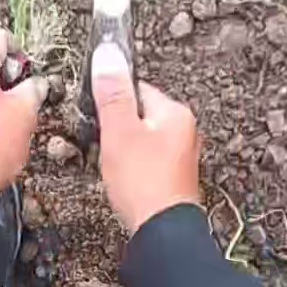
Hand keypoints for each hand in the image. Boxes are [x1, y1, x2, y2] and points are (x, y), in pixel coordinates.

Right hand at [92, 43, 199, 231]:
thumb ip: (112, 94)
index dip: (113, 102)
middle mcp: (185, 132)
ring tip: (117, 169)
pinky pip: (149, 163)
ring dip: (125, 151)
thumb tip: (108, 54)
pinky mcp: (175, 179)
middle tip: (109, 148)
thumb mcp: (119, 131)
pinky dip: (135, 169)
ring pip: (143, 141)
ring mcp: (182, 157)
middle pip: (141, 116)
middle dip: (119, 129)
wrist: (162, 232)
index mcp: (175, 113)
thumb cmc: (143, 183)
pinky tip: (127, 182)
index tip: (100, 118)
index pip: (138, 89)